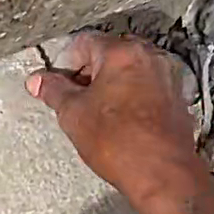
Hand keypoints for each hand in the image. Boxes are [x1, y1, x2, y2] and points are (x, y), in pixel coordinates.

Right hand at [27, 32, 203, 213]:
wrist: (162, 172)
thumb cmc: (117, 141)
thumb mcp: (73, 114)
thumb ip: (54, 91)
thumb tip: (37, 80)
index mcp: (122, 52)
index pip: (84, 42)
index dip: (65, 62)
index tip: (59, 85)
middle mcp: (149, 57)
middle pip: (110, 53)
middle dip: (89, 72)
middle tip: (76, 98)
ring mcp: (167, 76)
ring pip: (130, 70)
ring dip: (111, 84)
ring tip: (98, 112)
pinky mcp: (177, 98)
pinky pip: (147, 87)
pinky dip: (132, 96)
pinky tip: (122, 121)